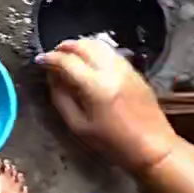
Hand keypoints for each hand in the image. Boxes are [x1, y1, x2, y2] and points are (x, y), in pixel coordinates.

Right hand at [38, 38, 178, 174]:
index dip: (49, 58)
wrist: (153, 147)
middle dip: (64, 47)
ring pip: (98, 44)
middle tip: (53, 55)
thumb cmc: (113, 143)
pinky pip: (110, 52)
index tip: (40, 61)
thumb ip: (61, 99)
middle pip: (83, 45)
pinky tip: (88, 61)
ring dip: (80, 46)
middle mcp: (111, 71)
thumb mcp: (79, 126)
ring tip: (69, 55)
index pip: (67, 61)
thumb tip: (52, 78)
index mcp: (95, 86)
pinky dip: (95, 51)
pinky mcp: (134, 71)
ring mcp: (125, 68)